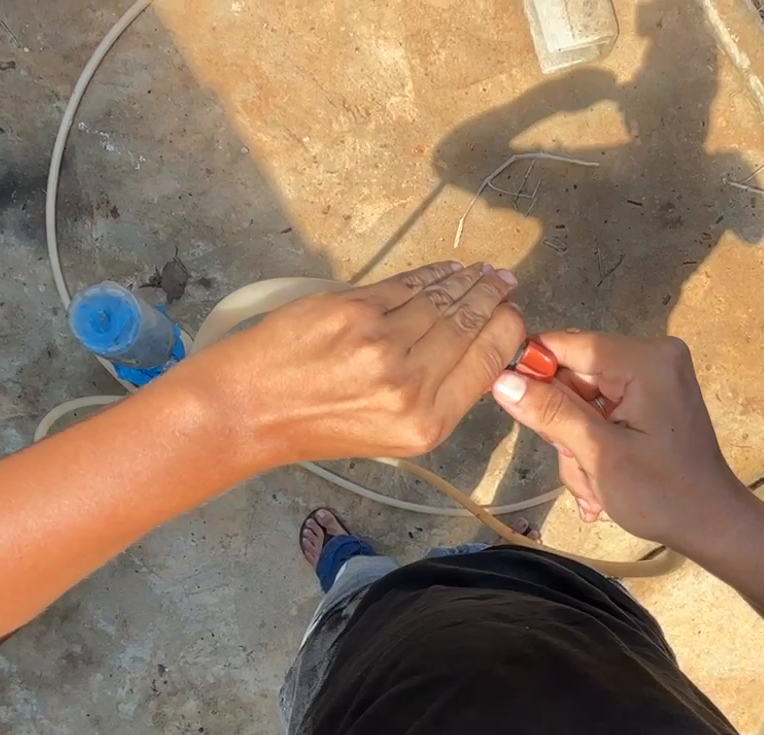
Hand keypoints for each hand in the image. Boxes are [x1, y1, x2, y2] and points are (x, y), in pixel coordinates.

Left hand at [179, 261, 524, 466]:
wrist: (250, 411)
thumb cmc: (319, 426)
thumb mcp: (394, 434)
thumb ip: (439, 396)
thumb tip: (476, 350)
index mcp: (427, 423)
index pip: (488, 362)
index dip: (508, 331)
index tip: (512, 314)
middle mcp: (411, 385)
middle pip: (470, 324)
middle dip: (493, 297)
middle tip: (504, 281)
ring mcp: (381, 343)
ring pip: (442, 299)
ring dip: (467, 280)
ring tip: (482, 272)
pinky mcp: (353, 309)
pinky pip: (407, 284)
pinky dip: (432, 274)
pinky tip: (447, 270)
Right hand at [490, 331, 753, 554]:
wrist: (711, 526)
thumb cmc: (660, 494)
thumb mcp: (598, 454)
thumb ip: (550, 412)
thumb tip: (501, 379)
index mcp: (644, 360)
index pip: (567, 345)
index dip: (533, 373)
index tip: (512, 408)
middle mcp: (651, 357)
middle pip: (573, 377)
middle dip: (565, 429)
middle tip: (580, 469)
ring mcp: (653, 379)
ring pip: (582, 402)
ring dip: (578, 448)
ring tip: (594, 489)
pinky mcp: (651, 400)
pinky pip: (602, 414)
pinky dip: (594, 448)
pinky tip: (601, 483)